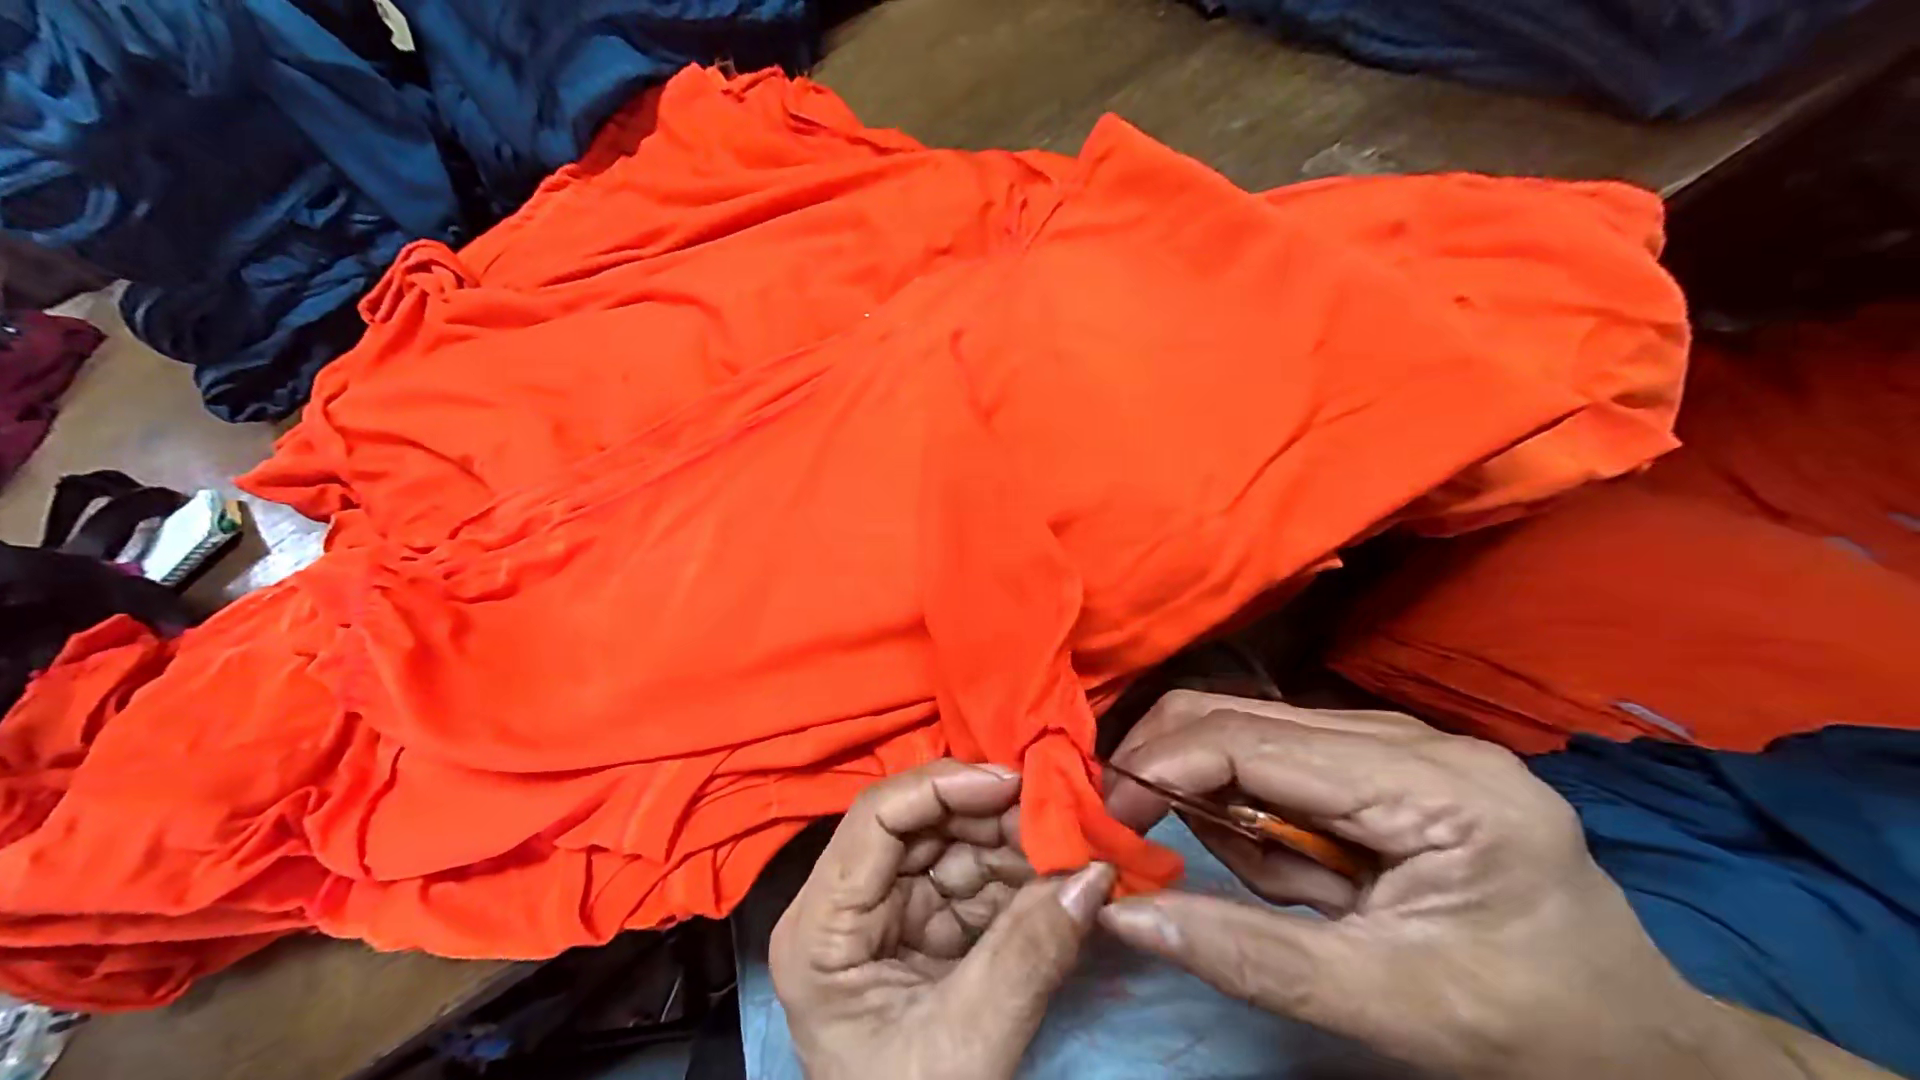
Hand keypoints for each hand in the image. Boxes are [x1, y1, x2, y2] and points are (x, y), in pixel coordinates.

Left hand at [771, 760, 1114, 1079]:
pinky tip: (1058, 878)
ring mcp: (889, 916)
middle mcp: (848, 905)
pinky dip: (1018, 878)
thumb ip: (1030, 954)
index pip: (874, 817)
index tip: (1014, 782)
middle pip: (919, 827)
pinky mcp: (924, 932)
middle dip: (993, 817)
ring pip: (954, 849)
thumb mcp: (967, 1046)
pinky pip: (974, 885)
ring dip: (1014, 845)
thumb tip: (1095, 872)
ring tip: (1072, 846)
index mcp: (822, 925)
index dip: (943, 786)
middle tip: (1061, 817)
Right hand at [1098, 692, 1823, 1079]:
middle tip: (1151, 841)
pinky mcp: (1385, 762)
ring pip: (1253, 737)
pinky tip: (1304, 873)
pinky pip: (1282, 763)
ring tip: (1294, 895)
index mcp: (1435, 785)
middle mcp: (1412, 737)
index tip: (1106, 816)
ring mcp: (1400, 741)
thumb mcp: (1388, 1006)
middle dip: (1182, 776)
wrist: (1642, 1050)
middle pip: (1242, 718)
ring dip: (1232, 812)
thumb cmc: (1532, 1035)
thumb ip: (1249, 956)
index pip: (1254, 743)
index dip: (1163, 767)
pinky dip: (1260, 815)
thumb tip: (1121, 913)